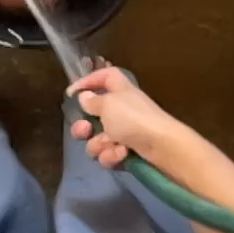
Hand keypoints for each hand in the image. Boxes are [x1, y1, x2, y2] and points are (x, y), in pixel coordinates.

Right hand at [66, 66, 182, 167]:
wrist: (160, 146)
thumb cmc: (133, 118)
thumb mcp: (108, 104)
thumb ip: (92, 101)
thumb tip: (84, 96)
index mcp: (119, 90)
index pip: (104, 77)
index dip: (88, 81)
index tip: (72, 93)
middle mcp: (121, 109)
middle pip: (93, 115)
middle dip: (83, 127)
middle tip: (84, 130)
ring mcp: (124, 132)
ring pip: (96, 140)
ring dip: (99, 145)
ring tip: (109, 144)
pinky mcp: (126, 152)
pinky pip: (108, 154)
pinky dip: (112, 155)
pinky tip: (122, 154)